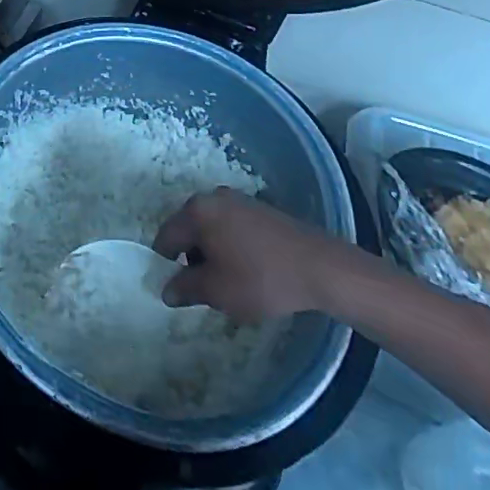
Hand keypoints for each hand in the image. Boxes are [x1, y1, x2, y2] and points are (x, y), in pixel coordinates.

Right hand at [153, 187, 348, 321]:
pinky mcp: (262, 210)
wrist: (324, 268)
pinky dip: (233, 247)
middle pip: (189, 231)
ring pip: (212, 230)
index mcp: (195, 211)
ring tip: (231, 282)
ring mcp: (239, 201)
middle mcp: (213, 198)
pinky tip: (251, 271)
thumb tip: (167, 291)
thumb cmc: (261, 278)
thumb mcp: (217, 291)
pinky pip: (233, 228)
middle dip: (191, 259)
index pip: (165, 238)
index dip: (166, 265)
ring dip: (213, 253)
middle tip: (206, 289)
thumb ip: (185, 289)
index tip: (179, 289)